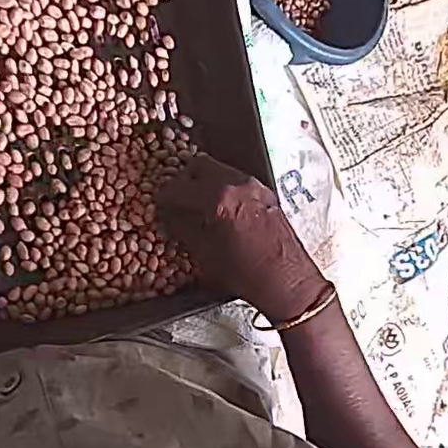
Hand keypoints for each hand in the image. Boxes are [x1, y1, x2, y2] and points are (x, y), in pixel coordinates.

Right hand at [158, 155, 325, 322]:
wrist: (287, 281)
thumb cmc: (246, 274)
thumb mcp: (205, 254)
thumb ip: (184, 228)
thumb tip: (172, 216)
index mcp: (219, 198)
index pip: (180, 187)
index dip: (165, 196)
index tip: (160, 203)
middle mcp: (238, 185)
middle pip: (201, 166)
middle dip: (185, 180)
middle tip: (178, 198)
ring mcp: (256, 187)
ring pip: (222, 170)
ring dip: (206, 182)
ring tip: (199, 206)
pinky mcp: (268, 194)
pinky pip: (238, 181)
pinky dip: (225, 189)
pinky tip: (221, 211)